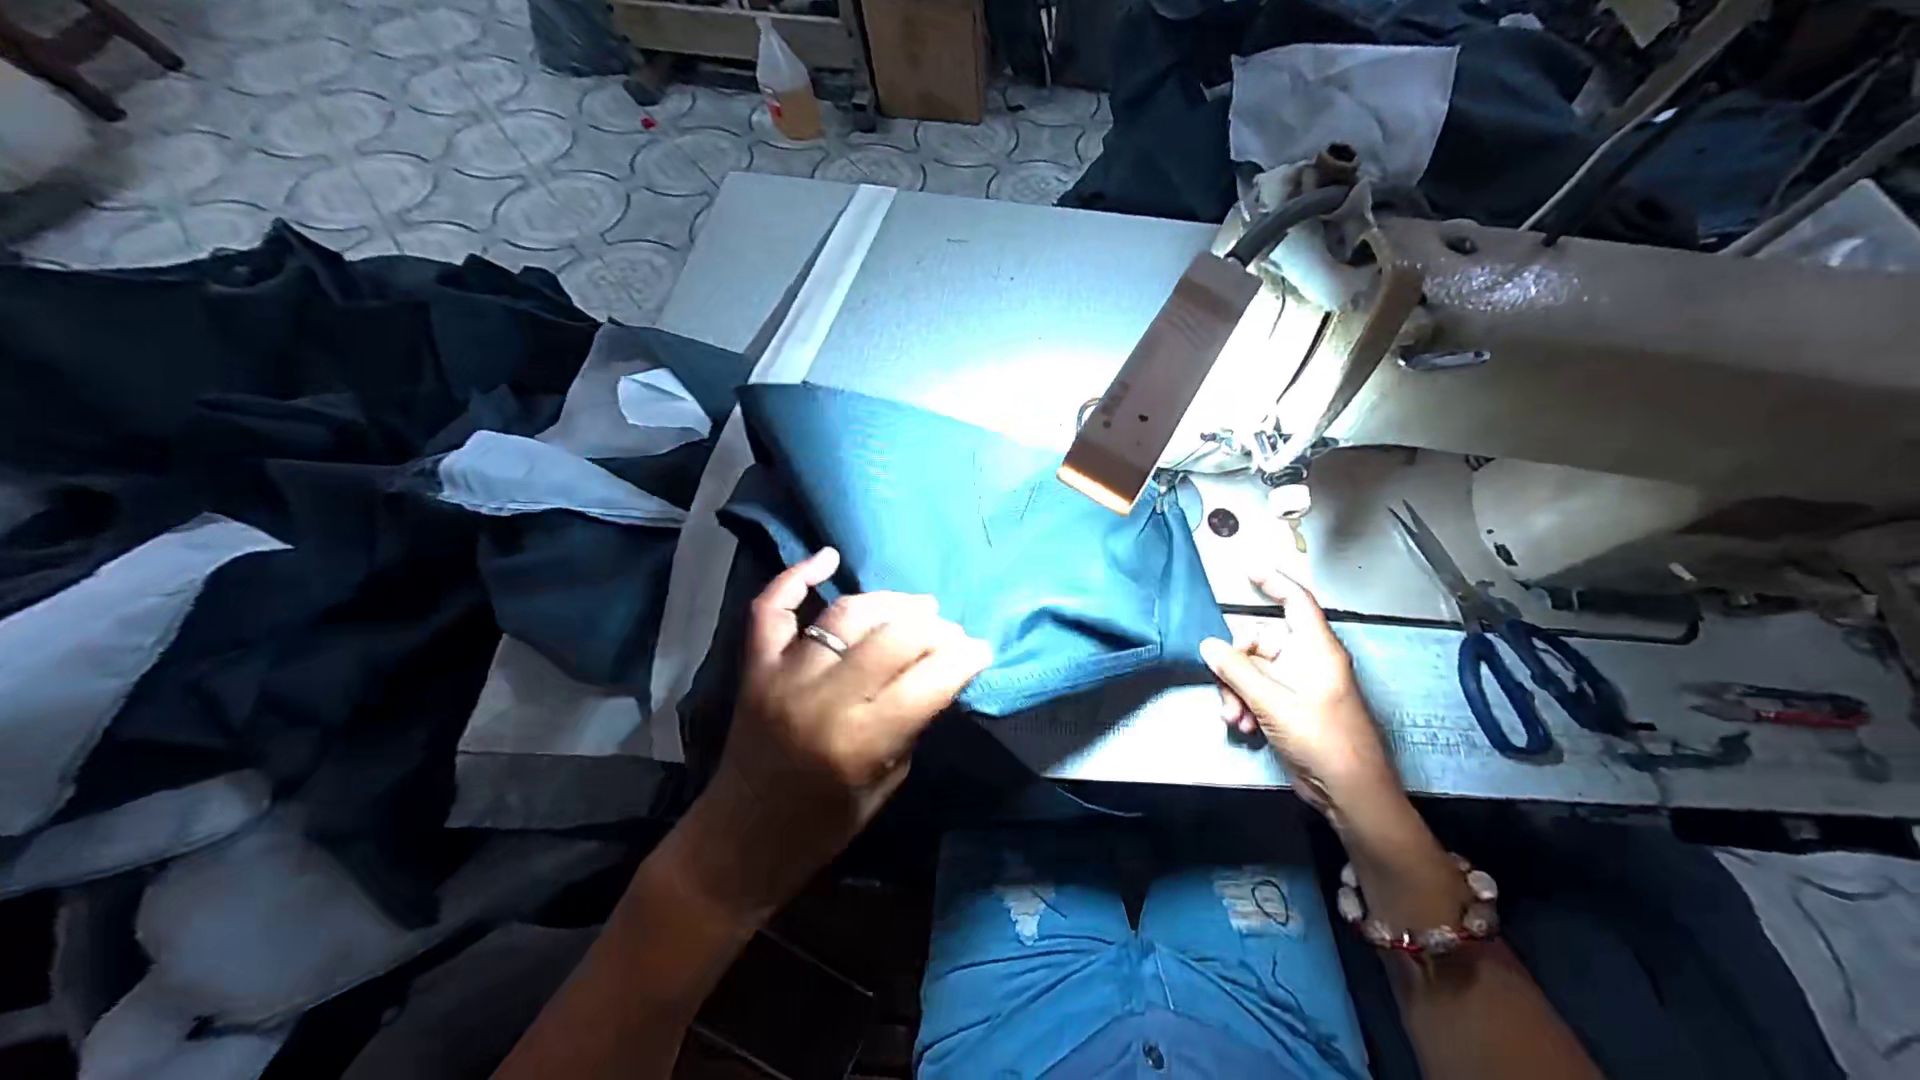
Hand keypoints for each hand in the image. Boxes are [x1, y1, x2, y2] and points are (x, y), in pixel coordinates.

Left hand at [691, 547, 991, 916]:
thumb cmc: (825, 824)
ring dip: (890, 603)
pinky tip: (829, 557)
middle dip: (935, 628)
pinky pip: (772, 608)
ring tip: (916, 607)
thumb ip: (912, 720)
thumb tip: (940, 669)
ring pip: (847, 613)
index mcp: (861, 741)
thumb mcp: (888, 780)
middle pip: (894, 636)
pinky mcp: (755, 666)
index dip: (965, 657)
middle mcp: (823, 700)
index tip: (981, 650)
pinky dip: (798, 575)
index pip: (931, 678)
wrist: (742, 839)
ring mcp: (783, 676)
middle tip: (950, 632)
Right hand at [1201, 570, 1401, 822]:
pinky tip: (1242, 724)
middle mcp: (1306, 661)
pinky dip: (1243, 704)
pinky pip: (1255, 691)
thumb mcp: (1274, 702)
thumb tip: (1208, 644)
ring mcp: (1296, 685)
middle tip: (1225, 689)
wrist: (1347, 790)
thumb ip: (1237, 671)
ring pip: (1251, 670)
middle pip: (1258, 641)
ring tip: (1235, 716)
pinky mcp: (1287, 707)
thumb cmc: (1324, 740)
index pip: (1296, 602)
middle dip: (1234, 665)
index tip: (1250, 569)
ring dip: (1235, 691)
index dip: (1274, 582)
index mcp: (1315, 649)